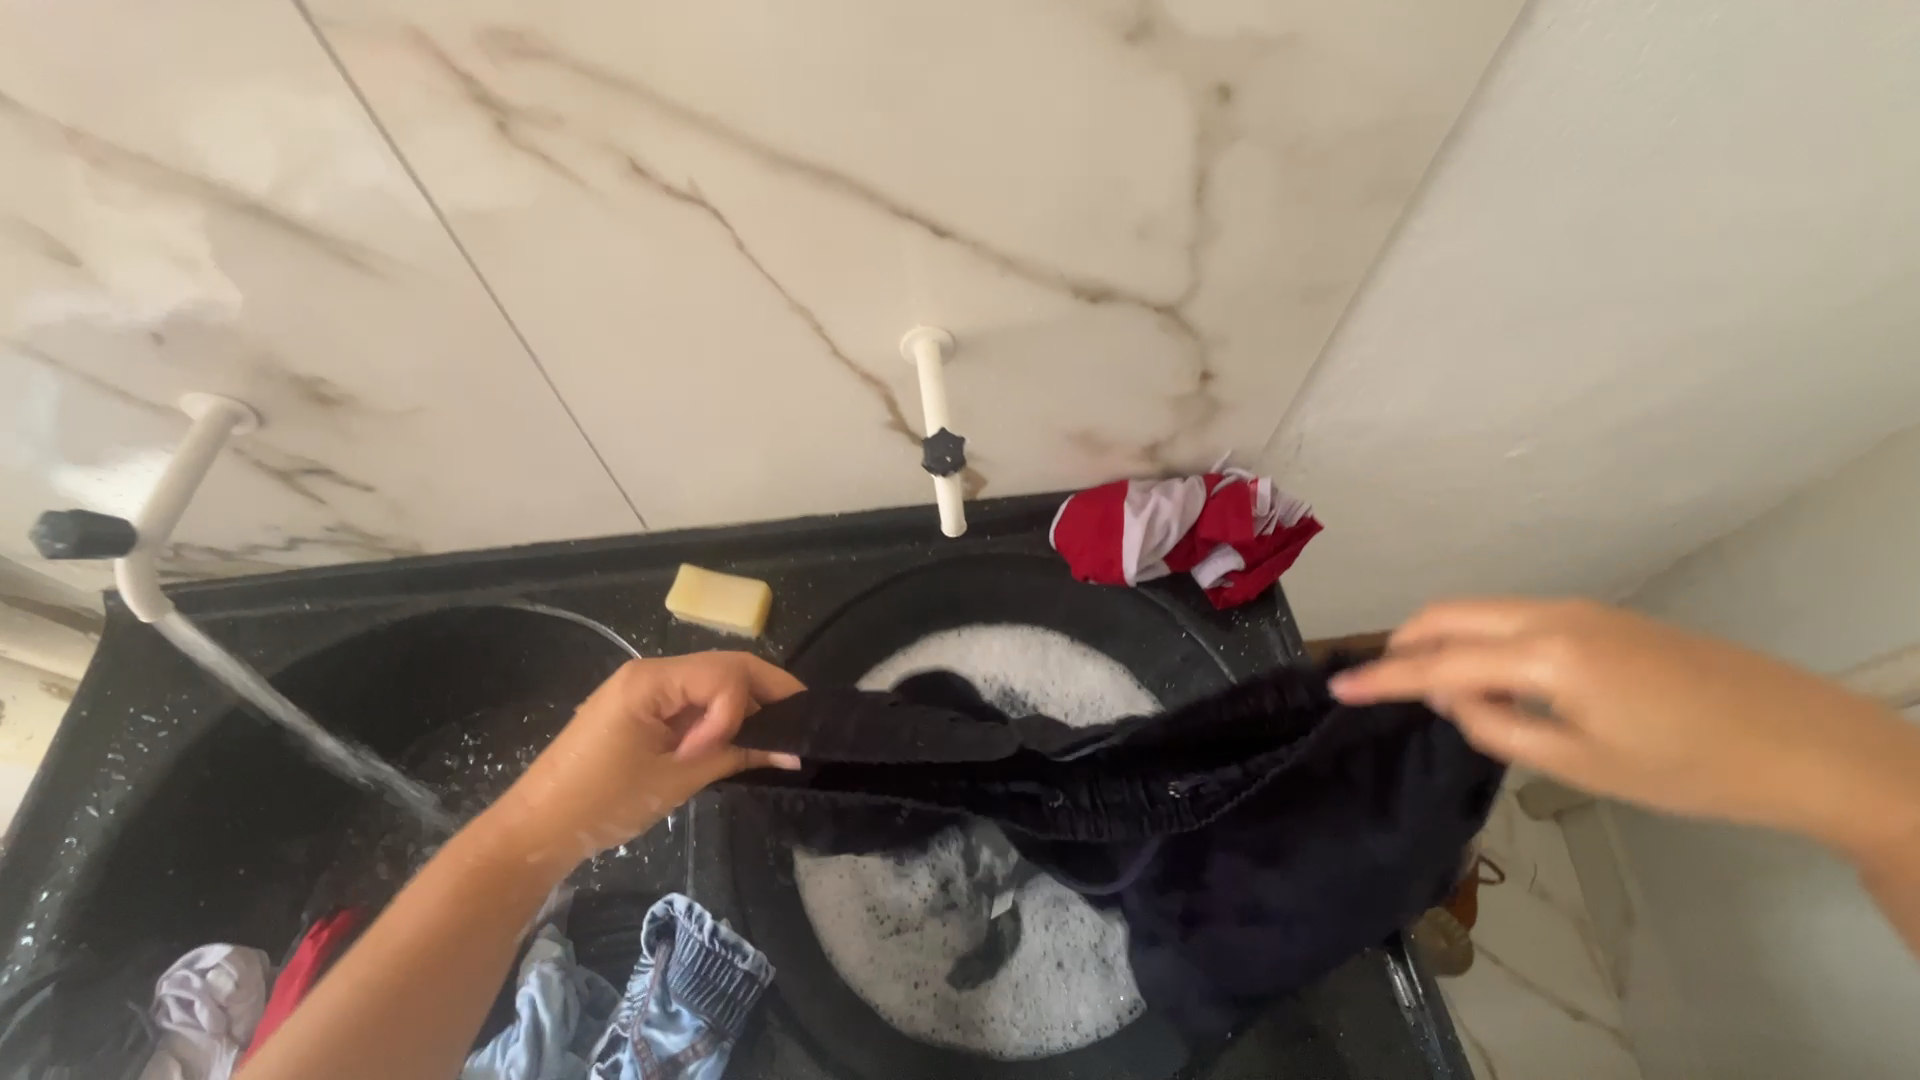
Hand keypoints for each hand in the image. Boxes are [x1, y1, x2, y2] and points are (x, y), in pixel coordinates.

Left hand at [483, 651, 803, 865]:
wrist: (537, 829)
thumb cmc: (601, 803)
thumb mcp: (677, 779)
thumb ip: (735, 755)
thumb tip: (792, 752)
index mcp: (651, 680)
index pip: (725, 674)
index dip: (739, 712)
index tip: (723, 753)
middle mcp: (652, 671)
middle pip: (726, 665)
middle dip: (767, 690)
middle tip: (800, 721)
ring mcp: (647, 686)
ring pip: (715, 679)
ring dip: (746, 702)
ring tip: (774, 732)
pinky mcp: (645, 706)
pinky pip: (696, 697)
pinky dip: (721, 713)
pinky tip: (739, 735)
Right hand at [1327, 598, 1919, 854]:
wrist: (1815, 745)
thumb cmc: (1693, 769)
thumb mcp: (1583, 765)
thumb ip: (1499, 726)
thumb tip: (1453, 698)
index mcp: (1547, 655)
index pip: (1439, 664)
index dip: (1383, 679)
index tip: (1336, 687)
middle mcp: (1554, 616)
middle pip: (1449, 613)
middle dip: (1404, 643)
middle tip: (1381, 683)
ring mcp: (1580, 610)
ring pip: (1479, 610)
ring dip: (1440, 638)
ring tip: (1431, 684)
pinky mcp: (1601, 617)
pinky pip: (1512, 616)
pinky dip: (1478, 638)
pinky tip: (1489, 675)